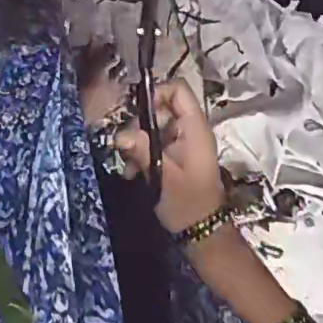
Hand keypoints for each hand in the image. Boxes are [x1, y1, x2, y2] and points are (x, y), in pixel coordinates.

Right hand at [117, 79, 226, 233]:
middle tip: (128, 145)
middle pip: (162, 108)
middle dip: (141, 124)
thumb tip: (121, 135)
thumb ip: (143, 151)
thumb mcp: (163, 177)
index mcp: (195, 128)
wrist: (202, 233)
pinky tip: (134, 173)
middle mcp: (191, 129)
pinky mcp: (177, 156)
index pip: (179, 90)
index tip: (138, 113)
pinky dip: (143, 153)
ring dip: (139, 142)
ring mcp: (184, 142)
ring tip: (130, 166)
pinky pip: (156, 143)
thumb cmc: (188, 203)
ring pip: (156, 127)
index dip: (157, 93)